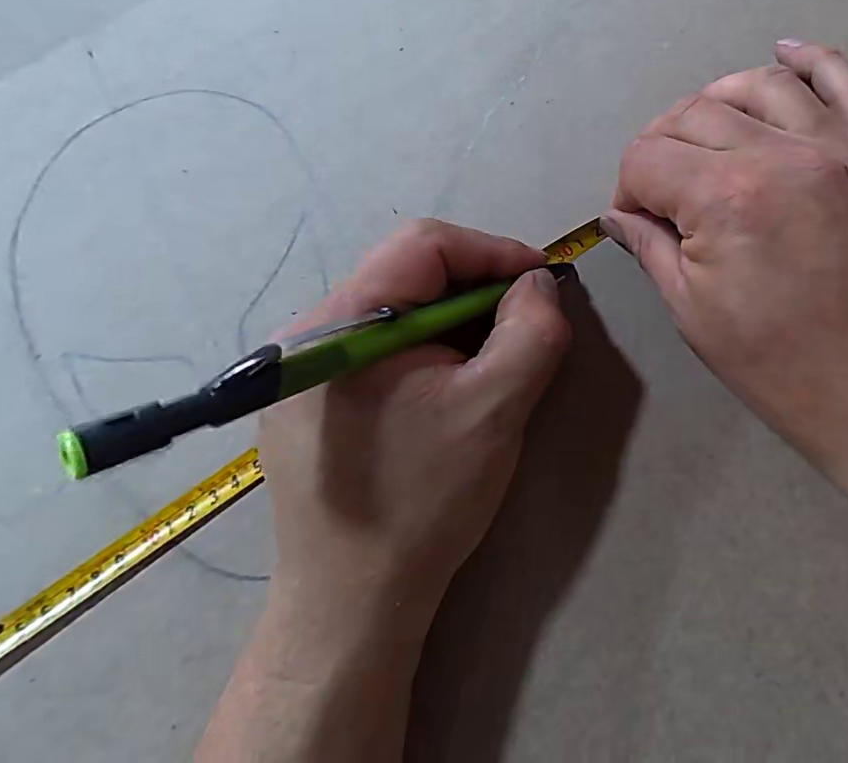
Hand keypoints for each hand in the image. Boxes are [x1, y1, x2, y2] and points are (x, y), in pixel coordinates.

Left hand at [257, 220, 570, 632]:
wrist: (351, 603)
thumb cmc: (423, 503)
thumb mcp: (495, 411)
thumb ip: (531, 332)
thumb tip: (537, 283)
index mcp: (344, 322)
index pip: (424, 244)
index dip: (492, 251)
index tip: (541, 280)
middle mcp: (311, 331)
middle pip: (408, 270)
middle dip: (477, 284)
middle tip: (523, 319)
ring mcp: (307, 364)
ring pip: (397, 305)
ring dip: (455, 317)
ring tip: (491, 355)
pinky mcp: (313, 394)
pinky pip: (380, 341)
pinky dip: (428, 345)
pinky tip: (450, 383)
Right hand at [605, 41, 847, 492]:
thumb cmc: (776, 364)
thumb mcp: (691, 310)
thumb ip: (649, 244)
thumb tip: (618, 212)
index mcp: (726, 198)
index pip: (647, 157)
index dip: (628, 187)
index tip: (635, 218)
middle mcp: (782, 154)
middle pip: (694, 114)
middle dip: (662, 147)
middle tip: (664, 188)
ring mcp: (841, 147)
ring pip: (760, 86)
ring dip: (718, 101)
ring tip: (707, 134)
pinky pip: (847, 83)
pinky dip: (813, 60)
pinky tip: (784, 52)